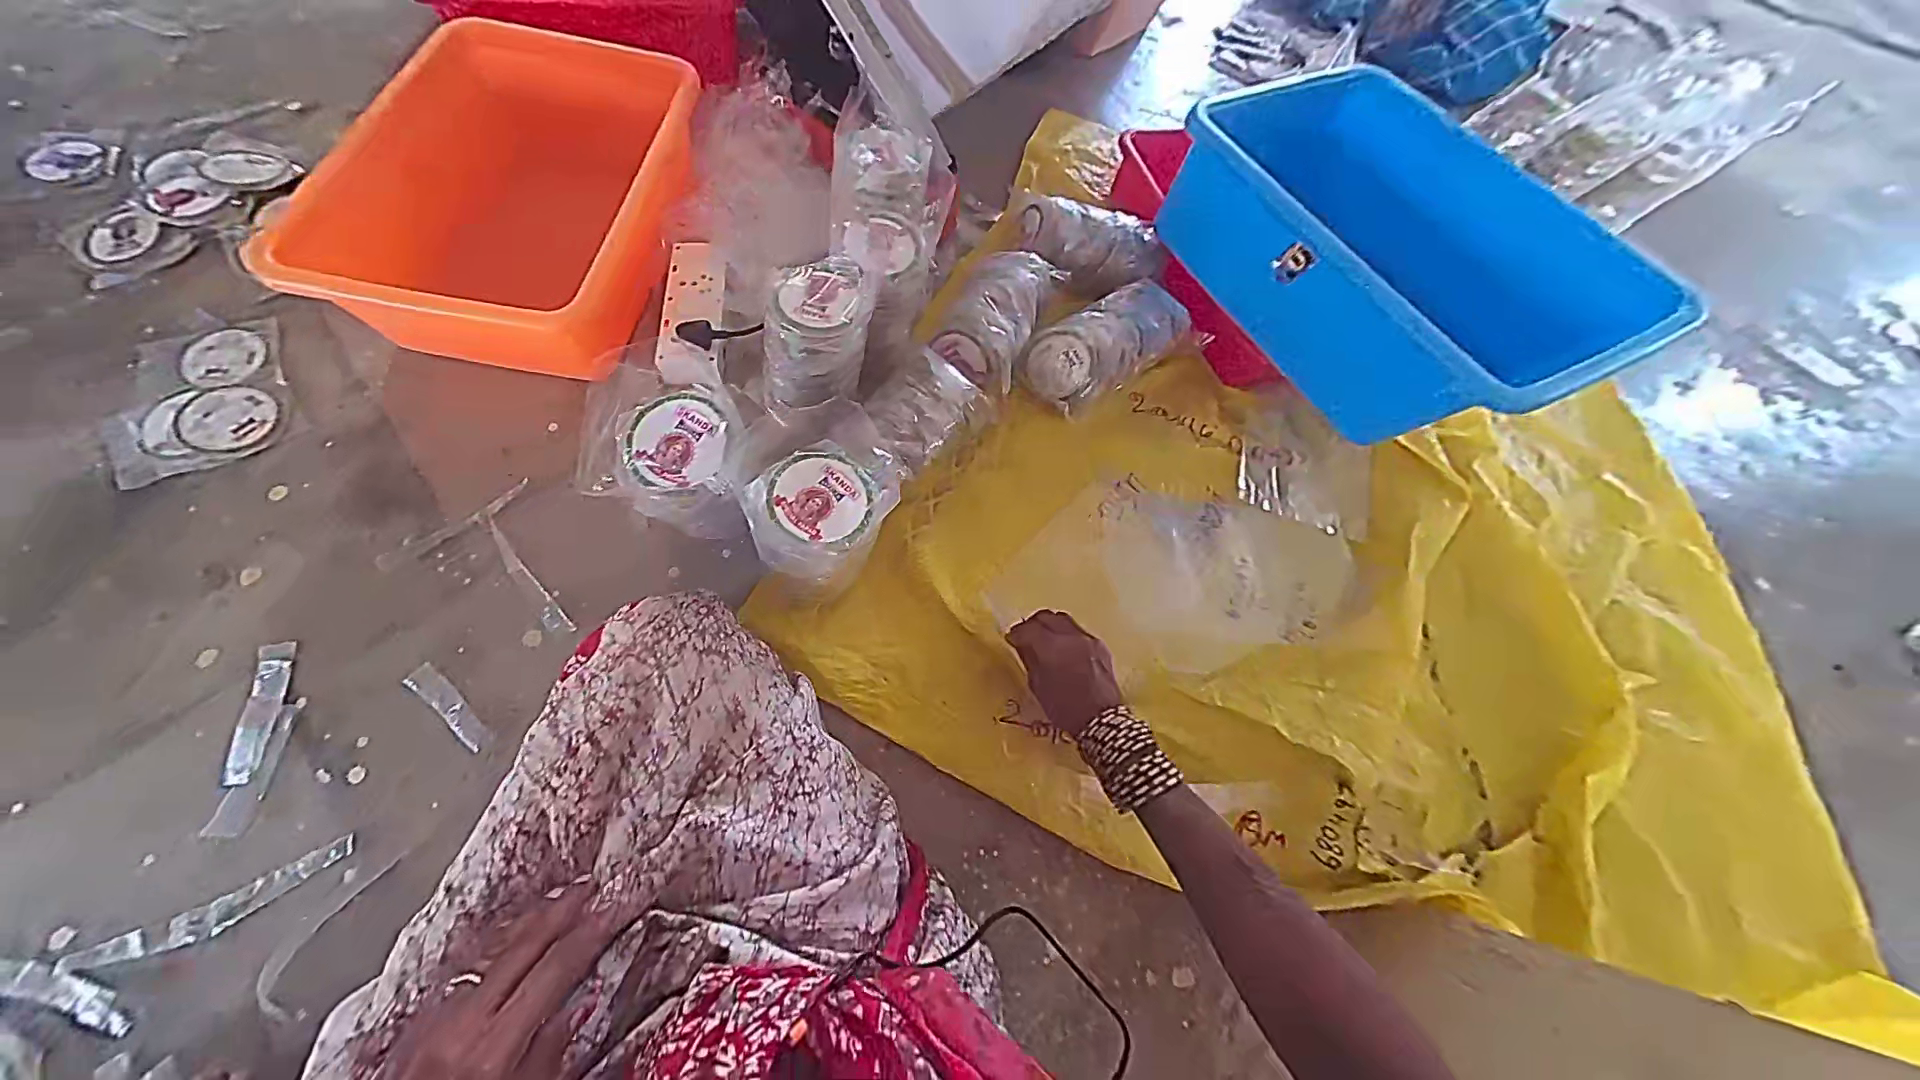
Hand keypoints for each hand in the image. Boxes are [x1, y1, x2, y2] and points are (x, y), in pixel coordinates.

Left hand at [380, 887, 626, 1079]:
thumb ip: (549, 1054)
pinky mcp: (415, 1026)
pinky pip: (467, 967)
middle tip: (590, 885)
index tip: (612, 908)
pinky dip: (497, 942)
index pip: (555, 969)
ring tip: (557, 899)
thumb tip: (578, 1004)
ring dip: (529, 920)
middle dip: (562, 910)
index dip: (589, 933)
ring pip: (492, 950)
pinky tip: (512, 932)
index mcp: (493, 1050)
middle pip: (523, 947)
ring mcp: (434, 1022)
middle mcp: (461, 1026)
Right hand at [1006, 610, 1123, 737]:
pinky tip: (1064, 648)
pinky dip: (1067, 634)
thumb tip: (1022, 644)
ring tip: (1044, 640)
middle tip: (1026, 636)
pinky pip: (1078, 631)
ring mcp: (1087, 639)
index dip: (1016, 632)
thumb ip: (1030, 659)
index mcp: (1051, 647)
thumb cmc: (1064, 709)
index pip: (1028, 628)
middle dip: (1033, 624)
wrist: (1101, 720)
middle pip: (1046, 617)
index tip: (1011, 639)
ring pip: (1063, 620)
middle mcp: (1070, 636)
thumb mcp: (1038, 686)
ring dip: (1050, 626)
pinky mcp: (1100, 646)